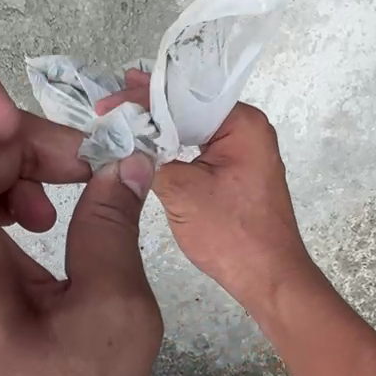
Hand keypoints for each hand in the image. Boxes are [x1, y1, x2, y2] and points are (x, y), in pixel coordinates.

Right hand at [96, 70, 315, 311]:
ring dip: (158, 125)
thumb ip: (151, 160)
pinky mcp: (235, 169)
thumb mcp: (182, 192)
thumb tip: (121, 142)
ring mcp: (243, 149)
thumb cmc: (232, 235)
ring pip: (192, 126)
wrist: (268, 278)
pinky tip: (146, 143)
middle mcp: (246, 128)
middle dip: (148, 106)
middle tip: (109, 103)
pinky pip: (198, 146)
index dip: (141, 98)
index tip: (107, 104)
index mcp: (241, 124)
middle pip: (189, 106)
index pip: (183, 97)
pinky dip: (171, 144)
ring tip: (121, 115)